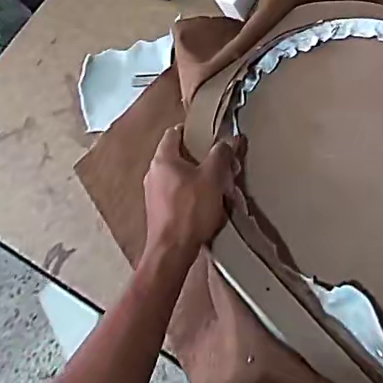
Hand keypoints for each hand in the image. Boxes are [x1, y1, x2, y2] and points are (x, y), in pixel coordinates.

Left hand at [143, 126, 241, 259]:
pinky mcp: (159, 210)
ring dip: (200, 176)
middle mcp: (154, 173)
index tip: (211, 134)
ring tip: (220, 184)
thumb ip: (221, 155)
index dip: (193, 130)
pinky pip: (178, 192)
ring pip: (180, 174)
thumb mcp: (212, 177)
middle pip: (179, 154)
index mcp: (163, 159)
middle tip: (222, 162)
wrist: (172, 252)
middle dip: (202, 157)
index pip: (174, 132)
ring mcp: (154, 193)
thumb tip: (229, 140)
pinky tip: (208, 203)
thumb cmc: (190, 211)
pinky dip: (193, 192)